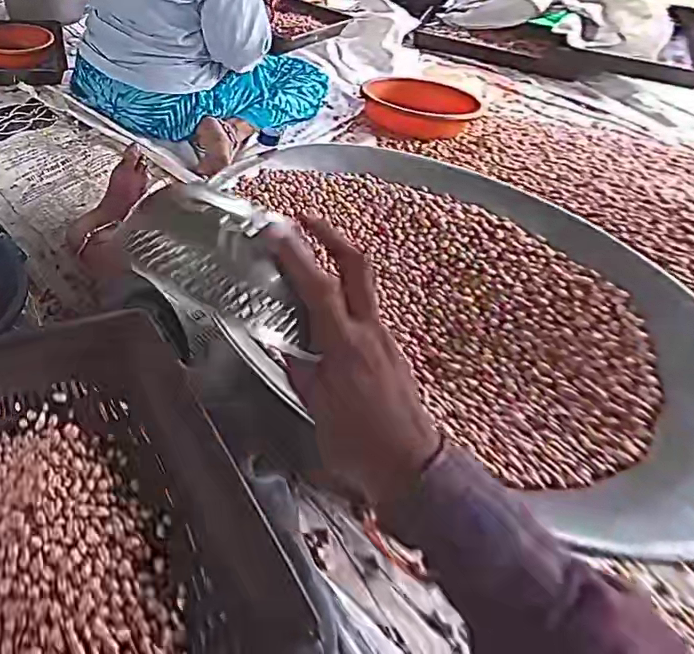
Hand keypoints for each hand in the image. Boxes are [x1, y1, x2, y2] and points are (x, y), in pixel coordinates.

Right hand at [263, 216, 442, 508]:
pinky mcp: (387, 349)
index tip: (277, 230)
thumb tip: (282, 340)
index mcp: (346, 345)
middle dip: (330, 235)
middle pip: (357, 267)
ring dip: (335, 257)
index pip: (320, 287)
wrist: (416, 474)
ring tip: (306, 249)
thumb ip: (298, 362)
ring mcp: (384, 339)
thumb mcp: (313, 400)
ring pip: (362, 284)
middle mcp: (370, 333)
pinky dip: (339, 289)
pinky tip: (319, 297)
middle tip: (302, 219)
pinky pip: (362, 307)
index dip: (297, 254)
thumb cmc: (358, 442)